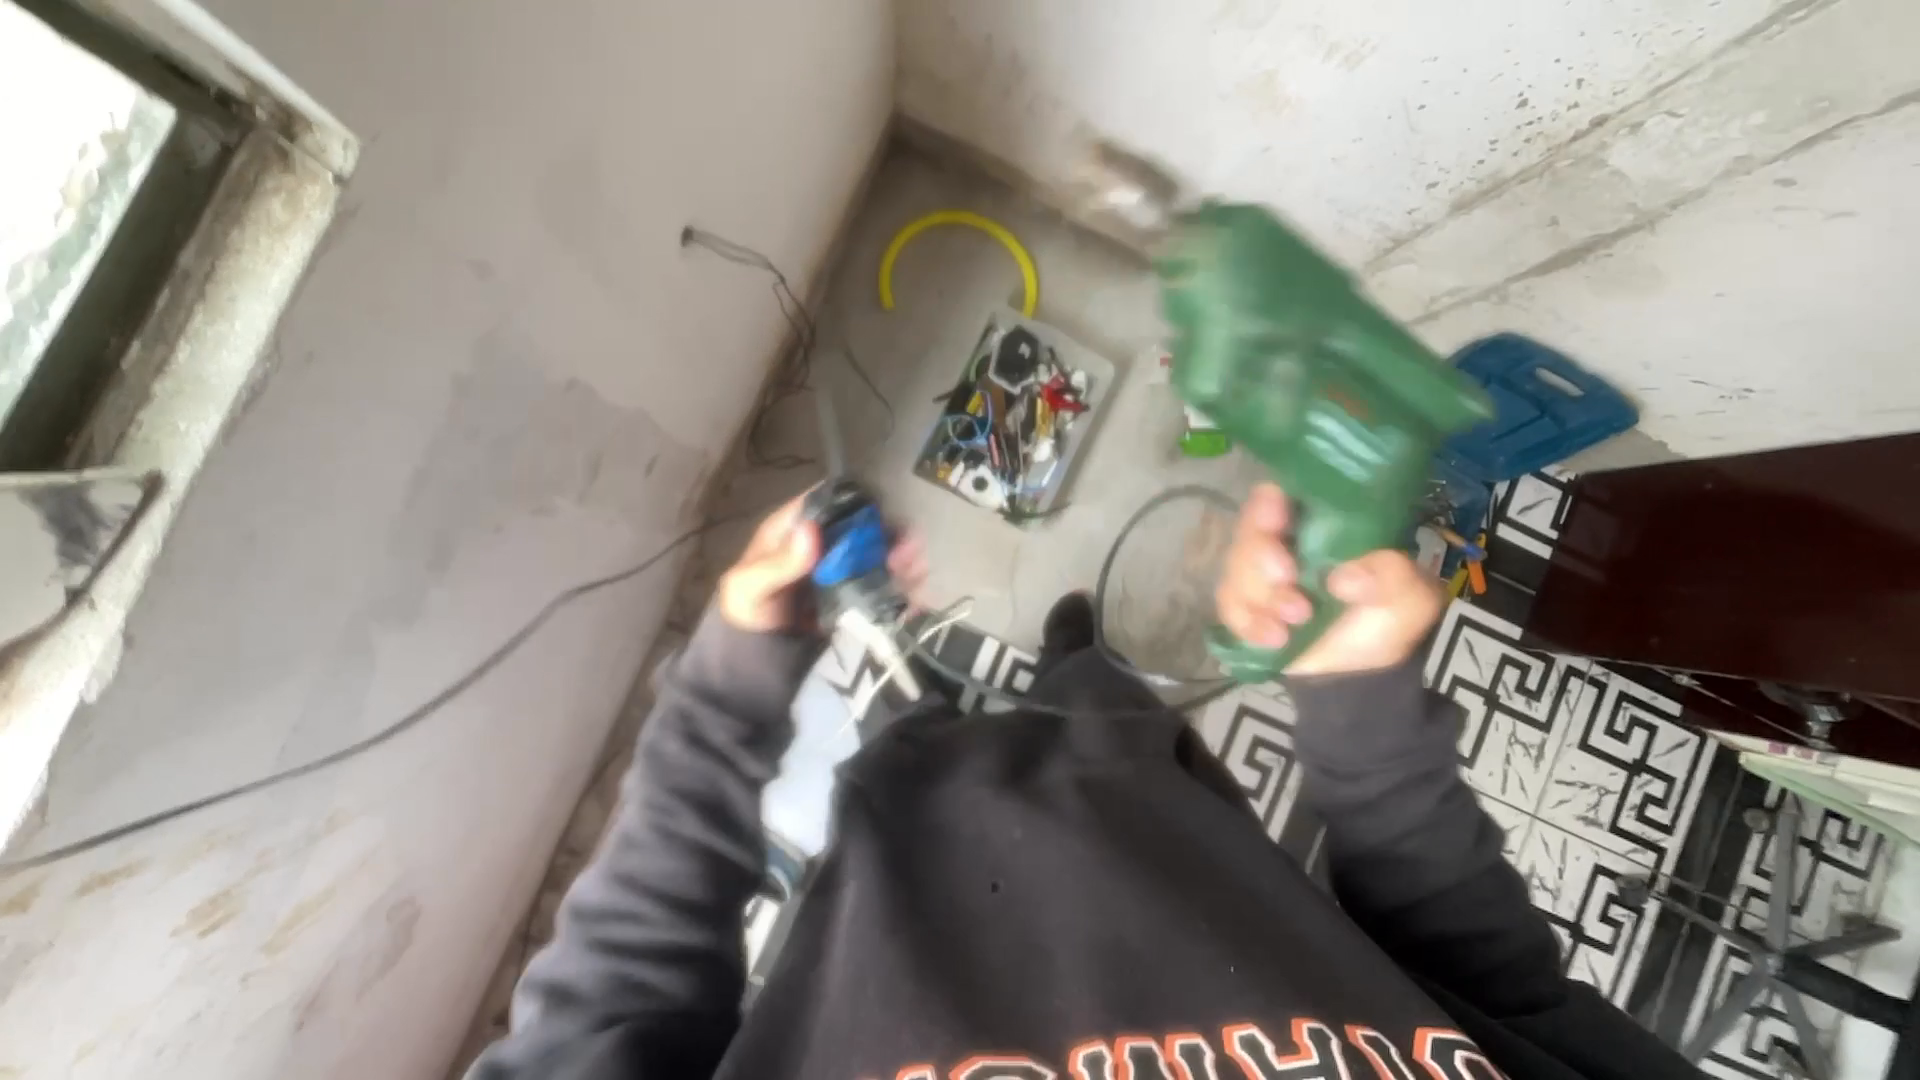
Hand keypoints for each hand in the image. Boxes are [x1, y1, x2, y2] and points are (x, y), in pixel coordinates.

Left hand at [717, 494, 928, 633]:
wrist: (756, 665)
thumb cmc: (747, 617)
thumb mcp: (747, 589)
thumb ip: (776, 564)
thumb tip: (810, 530)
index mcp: (796, 532)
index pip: (829, 502)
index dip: (855, 503)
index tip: (876, 516)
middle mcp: (828, 547)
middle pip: (867, 527)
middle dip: (891, 534)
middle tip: (902, 553)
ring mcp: (848, 573)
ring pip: (886, 555)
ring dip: (905, 559)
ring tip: (913, 571)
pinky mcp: (862, 601)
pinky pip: (891, 588)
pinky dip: (908, 589)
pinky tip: (915, 596)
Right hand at [1214, 484, 1443, 675]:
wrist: (1371, 672)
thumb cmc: (1388, 616)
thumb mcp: (1409, 592)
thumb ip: (1389, 574)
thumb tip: (1343, 578)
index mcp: (1316, 525)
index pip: (1277, 497)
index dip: (1268, 503)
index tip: (1277, 520)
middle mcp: (1280, 544)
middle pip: (1248, 533)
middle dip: (1261, 556)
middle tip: (1287, 578)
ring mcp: (1258, 578)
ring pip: (1235, 571)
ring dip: (1262, 595)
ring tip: (1297, 620)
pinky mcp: (1245, 610)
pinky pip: (1230, 608)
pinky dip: (1249, 623)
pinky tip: (1276, 638)